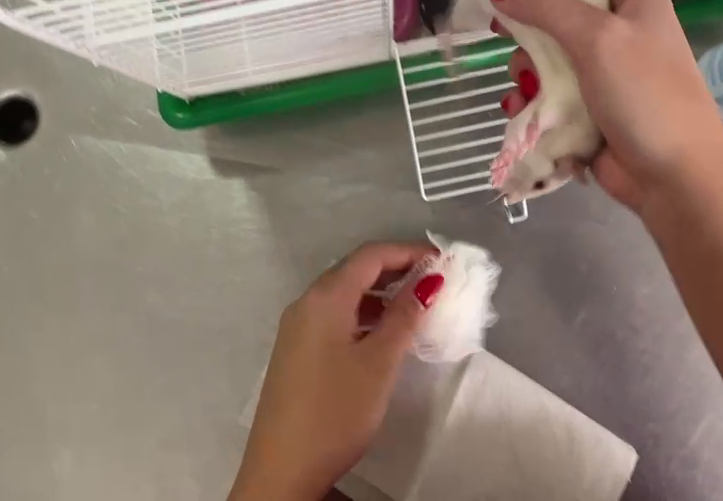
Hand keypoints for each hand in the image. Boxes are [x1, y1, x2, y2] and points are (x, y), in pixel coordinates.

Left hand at [230, 242, 442, 500]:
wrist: (280, 471)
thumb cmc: (335, 411)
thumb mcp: (378, 364)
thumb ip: (404, 318)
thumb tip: (428, 282)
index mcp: (325, 297)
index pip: (370, 255)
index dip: (406, 252)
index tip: (441, 261)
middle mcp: (306, 302)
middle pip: (354, 270)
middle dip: (395, 269)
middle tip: (433, 281)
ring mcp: (297, 326)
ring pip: (344, 294)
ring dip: (379, 293)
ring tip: (414, 307)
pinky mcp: (296, 350)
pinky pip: (333, 315)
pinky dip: (362, 314)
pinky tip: (382, 334)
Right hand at [482, 0, 722, 214]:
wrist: (678, 180)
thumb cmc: (646, 96)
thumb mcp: (598, 39)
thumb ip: (546, 6)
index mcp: (635, 2)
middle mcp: (621, 32)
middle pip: (558, 12)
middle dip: (527, 27)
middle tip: (501, 32)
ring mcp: (605, 74)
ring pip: (547, 57)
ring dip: (525, 70)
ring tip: (523, 87)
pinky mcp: (590, 110)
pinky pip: (549, 94)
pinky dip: (532, 101)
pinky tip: (521, 110)